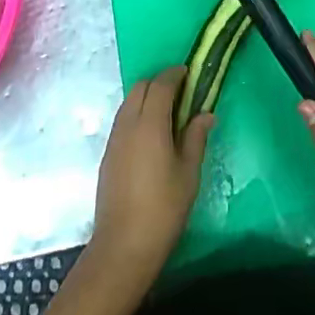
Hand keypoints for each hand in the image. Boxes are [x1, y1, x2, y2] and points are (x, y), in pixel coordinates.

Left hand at [90, 65, 214, 271]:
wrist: (124, 242)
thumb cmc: (164, 208)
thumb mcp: (188, 173)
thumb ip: (196, 137)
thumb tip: (206, 113)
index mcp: (149, 123)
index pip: (160, 85)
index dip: (174, 74)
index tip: (188, 73)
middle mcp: (128, 122)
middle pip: (140, 87)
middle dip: (159, 82)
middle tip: (180, 92)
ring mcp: (114, 136)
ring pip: (129, 101)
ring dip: (146, 96)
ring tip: (167, 111)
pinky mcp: (108, 151)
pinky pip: (123, 118)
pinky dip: (137, 112)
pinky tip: (151, 132)